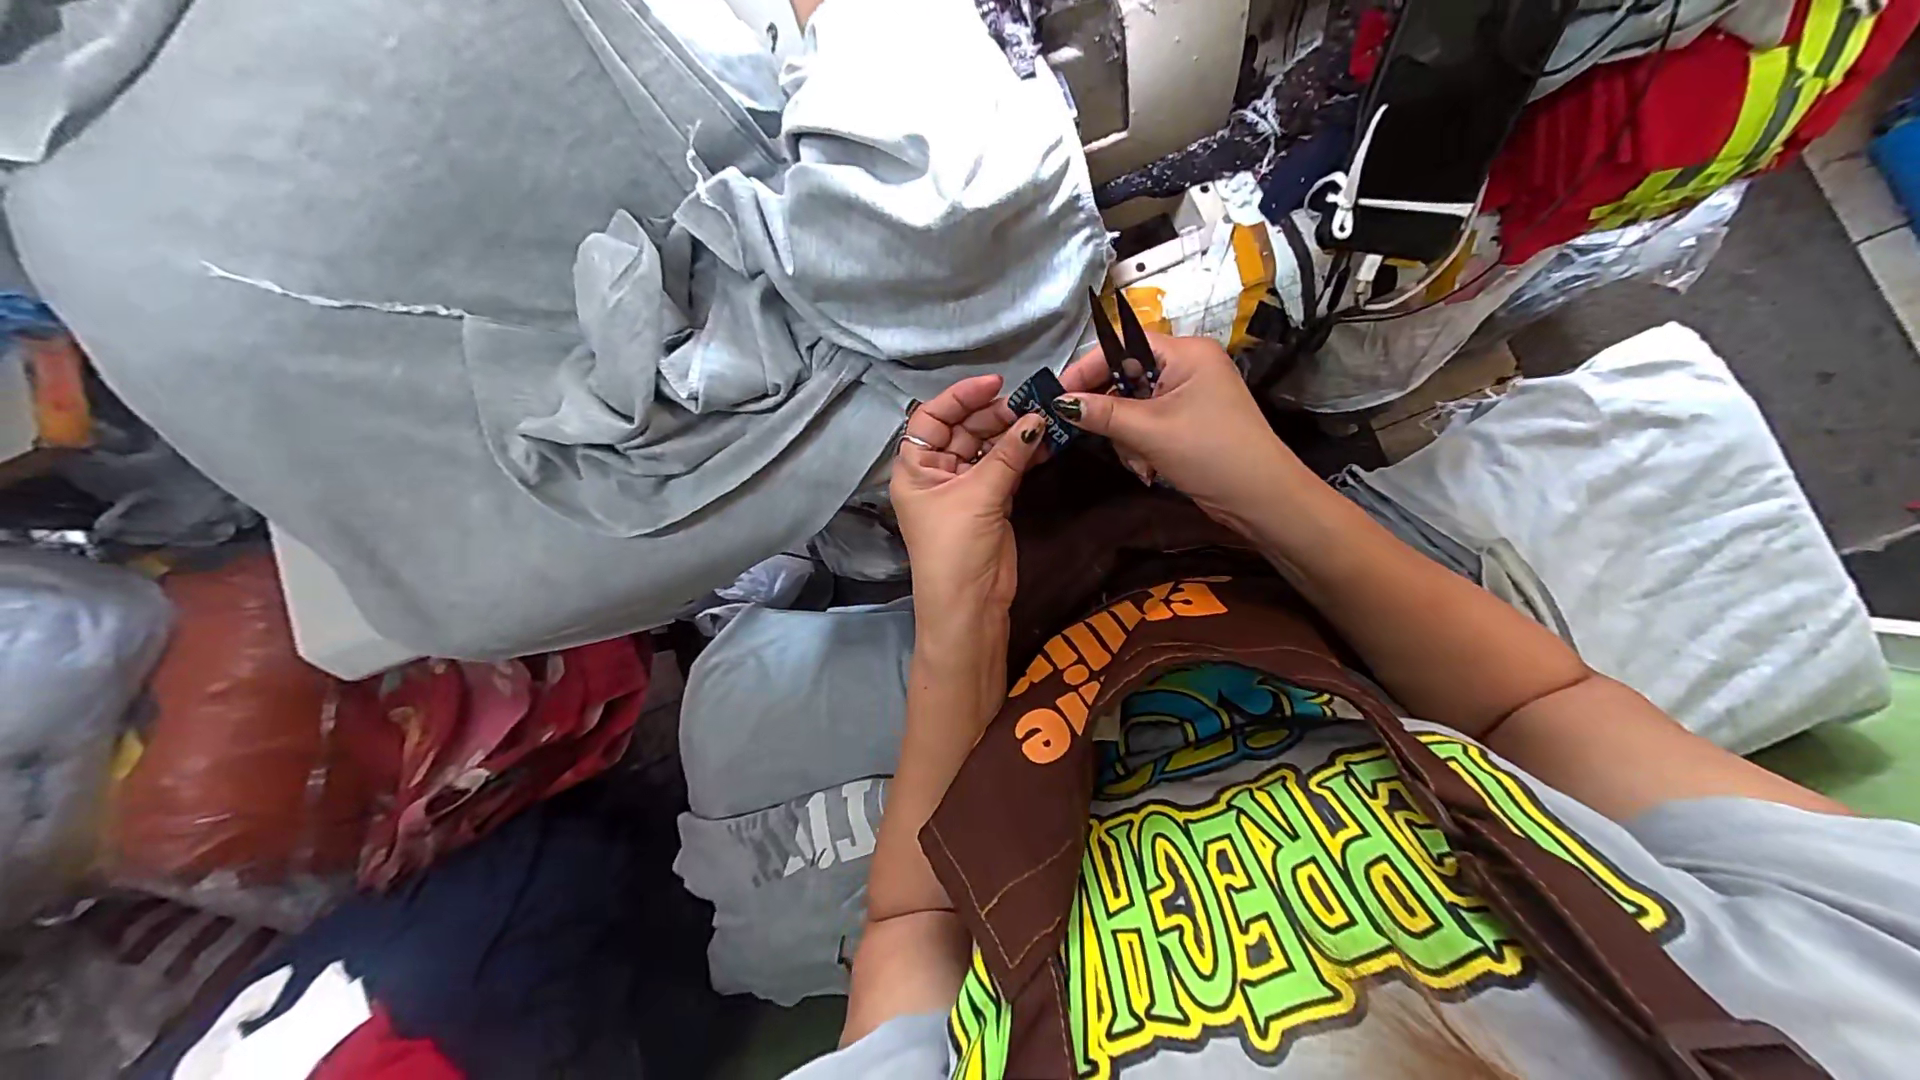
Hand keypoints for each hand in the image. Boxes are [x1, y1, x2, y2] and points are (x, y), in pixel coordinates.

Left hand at [890, 374, 1049, 628]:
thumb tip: (1036, 418)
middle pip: (964, 430)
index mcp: (915, 468)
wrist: (970, 605)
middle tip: (1030, 407)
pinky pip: (1005, 468)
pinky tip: (1045, 442)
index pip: (933, 417)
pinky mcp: (990, 501)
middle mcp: (937, 473)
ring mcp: (965, 487)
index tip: (996, 383)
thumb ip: (1008, 454)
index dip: (961, 397)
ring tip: (1043, 420)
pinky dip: (1023, 455)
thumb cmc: (956, 548)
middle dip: (995, 416)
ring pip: (988, 448)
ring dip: (1014, 434)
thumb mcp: (978, 496)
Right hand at [1053, 333, 1305, 532]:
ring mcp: (1188, 396)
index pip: (1124, 345)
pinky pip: (1146, 425)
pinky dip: (1140, 447)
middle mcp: (1188, 367)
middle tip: (1097, 435)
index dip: (1088, 368)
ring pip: (1132, 407)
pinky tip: (1150, 468)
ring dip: (1127, 437)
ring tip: (1141, 462)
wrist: (1261, 499)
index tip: (1059, 394)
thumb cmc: (1211, 453)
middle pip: (1126, 378)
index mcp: (1186, 353)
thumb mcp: (1150, 431)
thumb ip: (1102, 413)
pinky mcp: (1187, 423)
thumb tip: (1060, 402)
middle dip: (1112, 413)